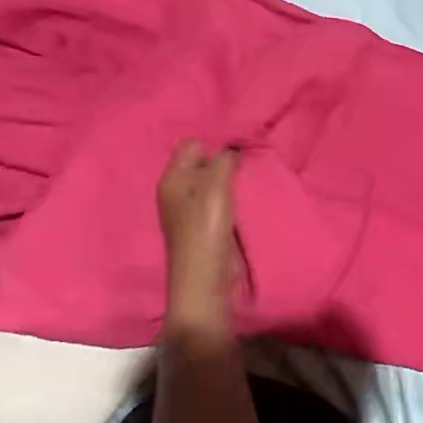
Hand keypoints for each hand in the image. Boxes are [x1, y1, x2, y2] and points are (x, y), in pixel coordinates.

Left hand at [157, 139, 238, 334]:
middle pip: (204, 165)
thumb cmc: (206, 227)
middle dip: (224, 164)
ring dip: (231, 184)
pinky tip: (245, 203)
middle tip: (247, 167)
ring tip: (249, 184)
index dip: (215, 146)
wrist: (206, 277)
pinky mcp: (205, 226)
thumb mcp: (216, 186)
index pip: (192, 145)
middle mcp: (177, 191)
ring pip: (214, 184)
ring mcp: (190, 210)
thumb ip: (224, 161)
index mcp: (172, 178)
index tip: (239, 154)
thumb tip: (232, 152)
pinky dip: (232, 200)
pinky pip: (220, 202)